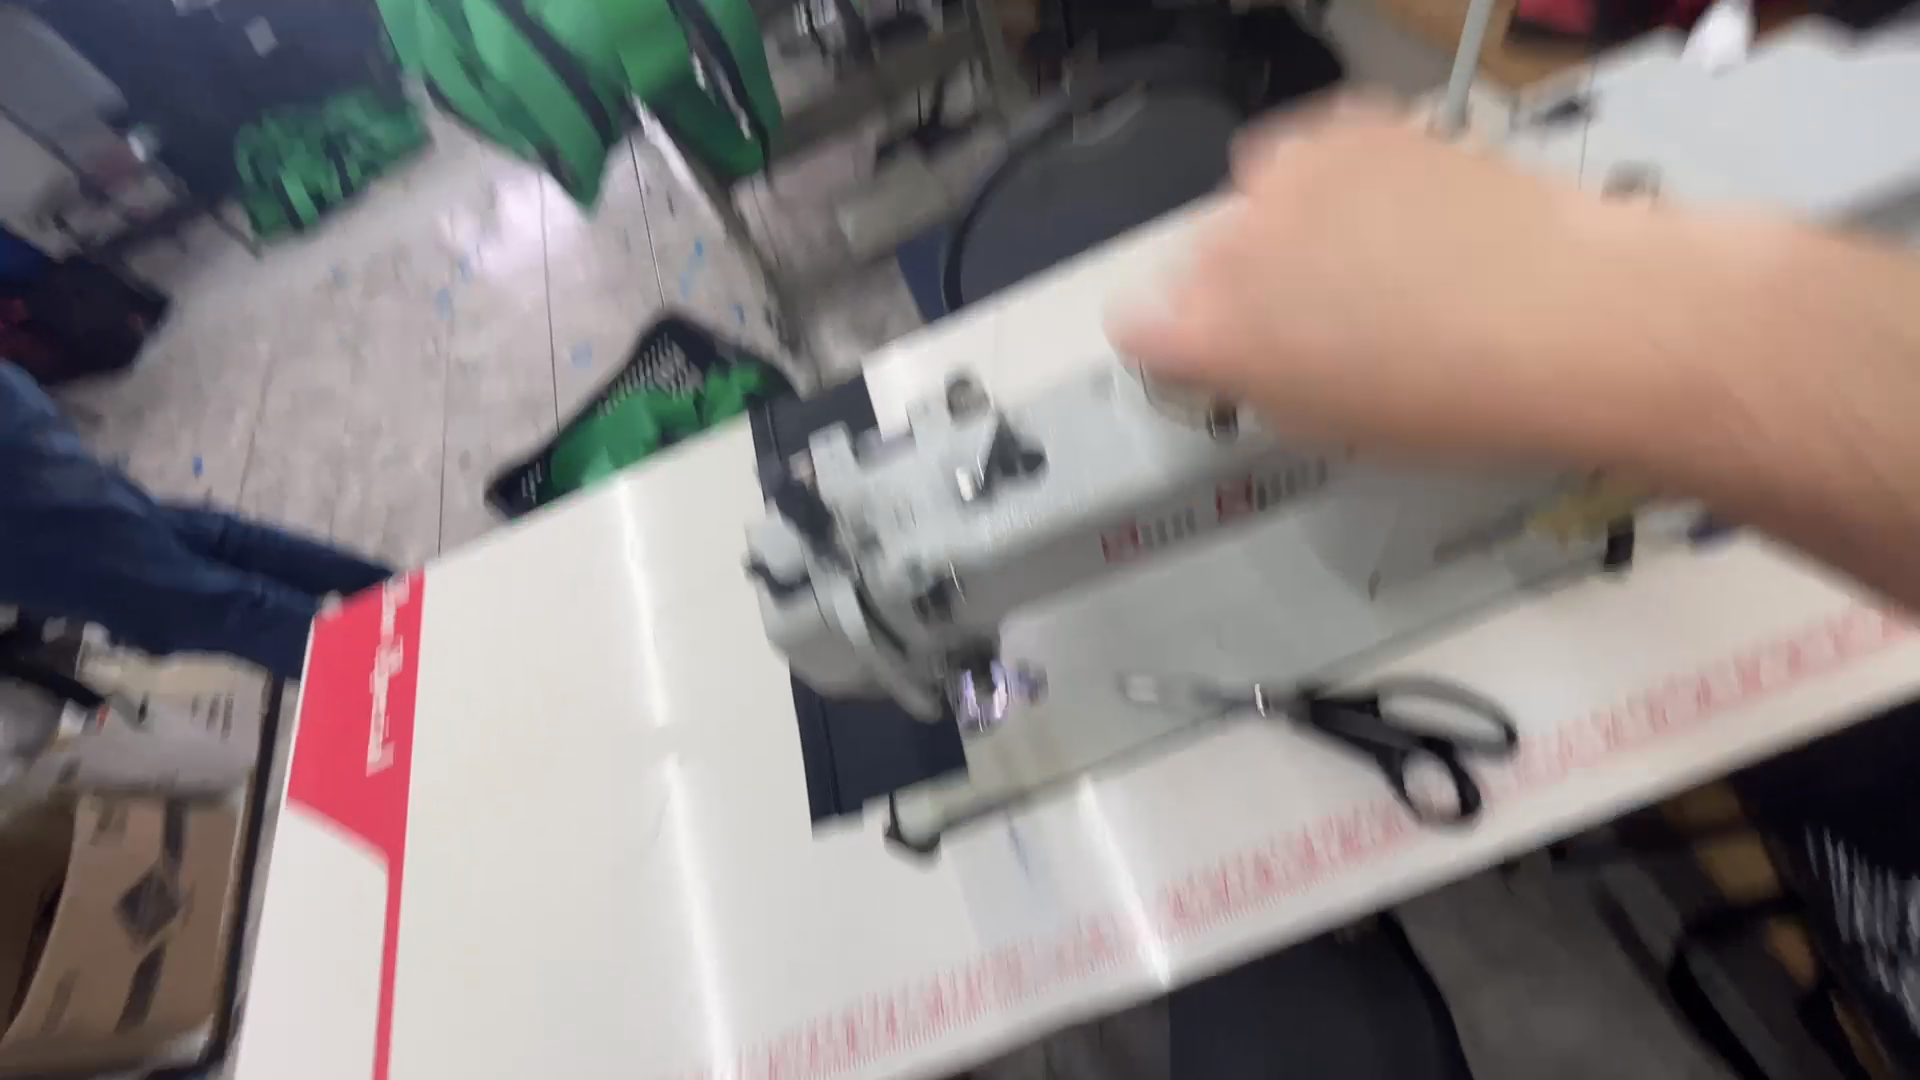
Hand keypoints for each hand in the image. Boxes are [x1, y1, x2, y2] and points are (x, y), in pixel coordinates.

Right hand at [1109, 102, 1666, 460]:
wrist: (1563, 318)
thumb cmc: (1436, 401)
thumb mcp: (1309, 420)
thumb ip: (1241, 377)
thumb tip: (1228, 352)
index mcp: (1204, 336)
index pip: (1133, 325)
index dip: (1166, 340)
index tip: (1200, 350)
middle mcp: (1224, 252)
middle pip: (1191, 264)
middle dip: (1228, 291)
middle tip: (1299, 315)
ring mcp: (1282, 181)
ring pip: (1243, 206)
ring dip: (1274, 232)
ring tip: (1345, 257)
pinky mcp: (1343, 130)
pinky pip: (1299, 153)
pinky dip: (1319, 182)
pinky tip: (1371, 210)